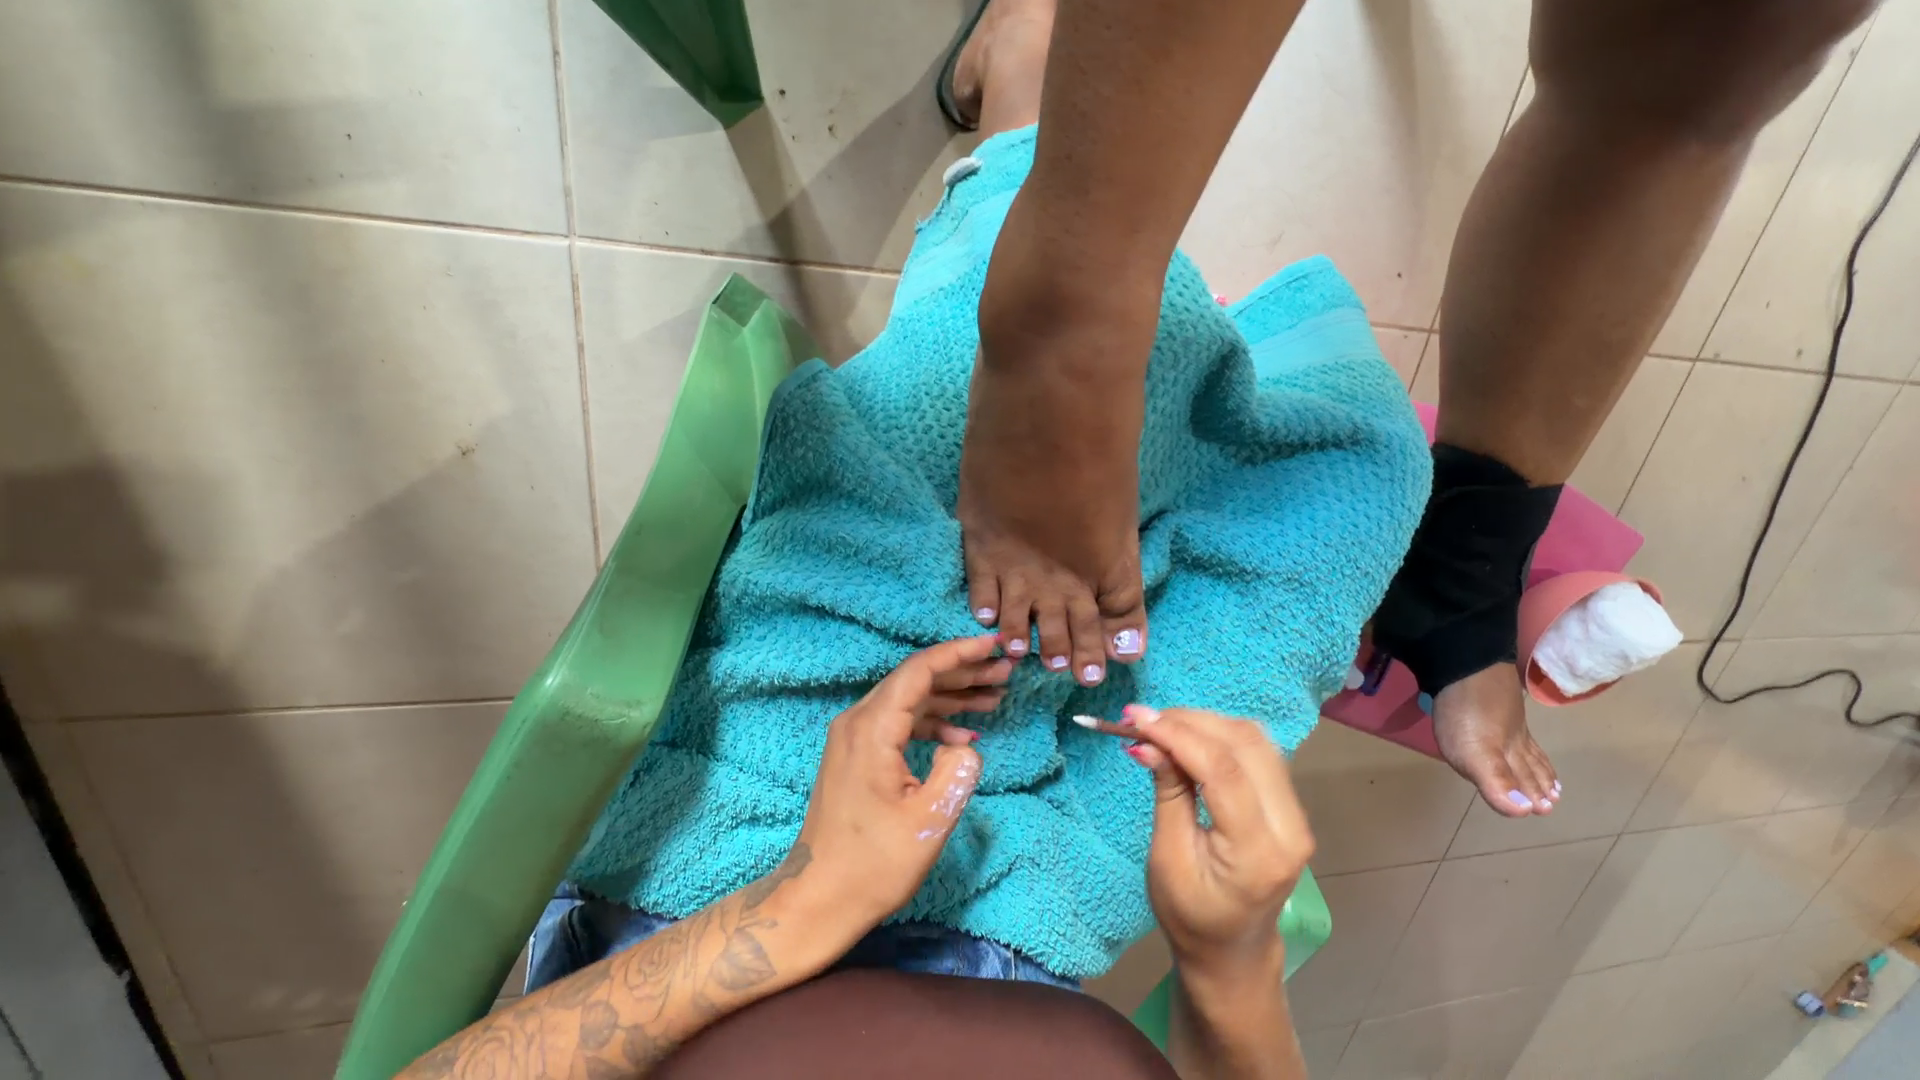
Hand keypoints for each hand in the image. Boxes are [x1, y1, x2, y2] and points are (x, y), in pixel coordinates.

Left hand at [795, 634, 1010, 932]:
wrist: (820, 896)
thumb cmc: (874, 863)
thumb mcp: (929, 820)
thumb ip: (958, 771)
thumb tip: (965, 744)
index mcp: (872, 729)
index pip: (919, 672)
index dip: (959, 654)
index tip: (994, 646)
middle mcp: (857, 722)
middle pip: (914, 680)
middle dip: (961, 672)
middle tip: (1004, 671)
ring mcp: (853, 738)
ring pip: (908, 700)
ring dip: (949, 696)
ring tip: (993, 696)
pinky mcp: (856, 756)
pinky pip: (898, 723)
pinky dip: (931, 722)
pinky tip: (962, 734)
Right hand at [1126, 706, 1314, 983]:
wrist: (1232, 950)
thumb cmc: (1190, 915)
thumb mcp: (1168, 859)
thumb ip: (1168, 794)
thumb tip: (1147, 742)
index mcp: (1259, 852)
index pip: (1223, 771)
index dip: (1178, 735)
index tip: (1136, 718)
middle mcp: (1290, 827)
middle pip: (1245, 745)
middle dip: (1190, 721)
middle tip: (1142, 719)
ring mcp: (1297, 814)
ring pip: (1255, 740)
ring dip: (1205, 723)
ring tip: (1161, 726)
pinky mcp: (1289, 805)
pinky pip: (1259, 751)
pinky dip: (1220, 735)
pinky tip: (1187, 738)